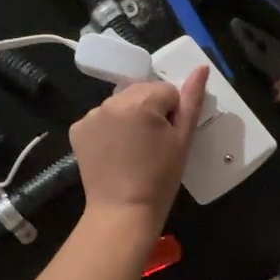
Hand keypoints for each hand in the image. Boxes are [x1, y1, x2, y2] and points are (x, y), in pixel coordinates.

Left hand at [70, 67, 207, 229]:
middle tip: (151, 146)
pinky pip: (100, 119)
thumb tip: (201, 67)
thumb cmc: (160, 178)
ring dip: (128, 118)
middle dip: (149, 112)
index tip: (167, 140)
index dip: (172, 115)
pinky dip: (108, 130)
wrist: (123, 211)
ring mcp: (90, 115)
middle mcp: (111, 101)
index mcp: (140, 101)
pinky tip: (114, 152)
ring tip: (133, 150)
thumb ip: (192, 100)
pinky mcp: (77, 130)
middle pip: (141, 93)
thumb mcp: (183, 140)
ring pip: (120, 105)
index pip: (166, 91)